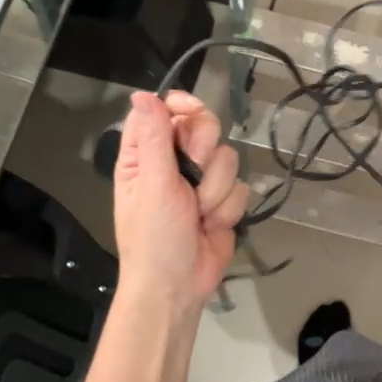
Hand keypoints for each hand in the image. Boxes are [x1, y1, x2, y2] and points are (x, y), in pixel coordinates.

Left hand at [113, 91, 248, 310]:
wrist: (177, 286)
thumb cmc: (154, 237)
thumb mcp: (152, 184)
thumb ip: (155, 137)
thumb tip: (143, 94)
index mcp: (145, 154)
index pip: (164, 110)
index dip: (181, 105)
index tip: (193, 111)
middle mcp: (173, 162)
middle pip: (203, 127)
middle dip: (204, 154)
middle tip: (190, 179)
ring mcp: (201, 181)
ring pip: (227, 157)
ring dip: (215, 190)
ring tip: (198, 215)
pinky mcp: (222, 200)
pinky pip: (238, 186)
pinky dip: (226, 208)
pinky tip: (211, 226)